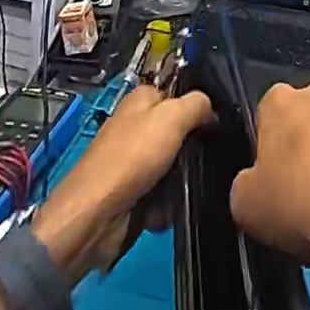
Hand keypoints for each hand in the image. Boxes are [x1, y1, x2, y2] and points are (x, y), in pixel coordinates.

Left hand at [30, 85, 212, 276]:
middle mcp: (137, 126)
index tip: (214, 126)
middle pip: (180, 135)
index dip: (198, 109)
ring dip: (180, 184)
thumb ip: (198, 104)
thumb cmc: (133, 156)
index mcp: (142, 99)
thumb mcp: (173, 116)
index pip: (180, 95)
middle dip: (191, 152)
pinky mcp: (133, 192)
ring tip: (180, 192)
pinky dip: (165, 205)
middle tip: (200, 161)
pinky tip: (162, 211)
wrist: (95, 215)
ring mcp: (134, 161)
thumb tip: (211, 110)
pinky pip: (162, 196)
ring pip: (175, 168)